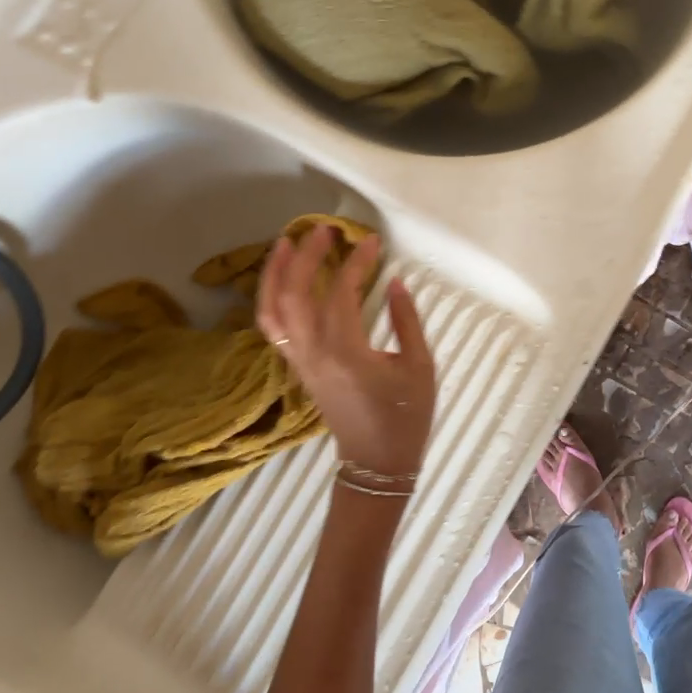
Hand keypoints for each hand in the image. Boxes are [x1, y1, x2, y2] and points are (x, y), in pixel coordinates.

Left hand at [257, 227, 435, 477]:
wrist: (377, 462)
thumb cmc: (405, 416)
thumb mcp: (419, 367)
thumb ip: (406, 321)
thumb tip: (395, 282)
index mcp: (346, 352)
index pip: (341, 294)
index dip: (356, 263)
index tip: (371, 241)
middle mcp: (314, 353)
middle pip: (294, 294)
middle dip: (306, 257)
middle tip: (324, 230)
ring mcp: (301, 362)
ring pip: (272, 311)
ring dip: (276, 274)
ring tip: (286, 244)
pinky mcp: (299, 368)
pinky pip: (274, 328)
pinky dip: (272, 298)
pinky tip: (284, 280)